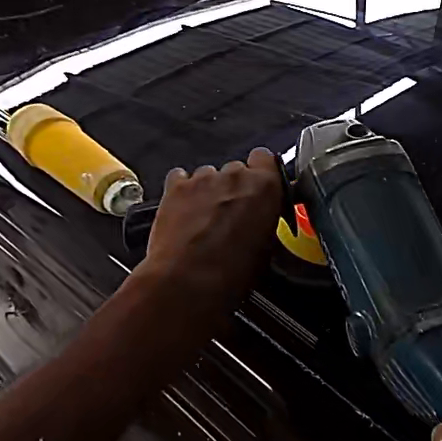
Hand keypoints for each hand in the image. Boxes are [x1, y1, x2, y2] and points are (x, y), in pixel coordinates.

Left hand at [135, 148, 283, 322]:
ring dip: (208, 192)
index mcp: (264, 187)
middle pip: (236, 170)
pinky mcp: (176, 187)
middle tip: (231, 215)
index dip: (260, 172)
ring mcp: (203, 179)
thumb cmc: (230, 273)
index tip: (258, 188)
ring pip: (208, 175)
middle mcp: (234, 176)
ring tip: (204, 220)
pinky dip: (183, 191)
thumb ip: (265, 222)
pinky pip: (180, 178)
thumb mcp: (266, 250)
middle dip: (234, 188)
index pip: (265, 159)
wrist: (189, 282)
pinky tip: (184, 212)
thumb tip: (259, 224)